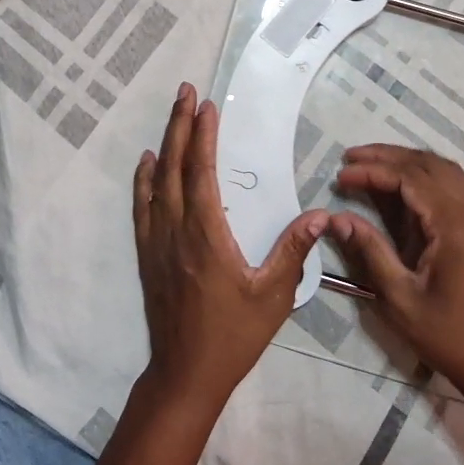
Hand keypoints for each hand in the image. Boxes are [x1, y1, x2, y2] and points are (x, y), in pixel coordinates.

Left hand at [132, 83, 328, 407]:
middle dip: (180, 125)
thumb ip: (293, 251)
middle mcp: (176, 230)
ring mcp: (157, 242)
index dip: (204, 136)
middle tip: (184, 91)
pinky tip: (148, 164)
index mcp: (207, 235)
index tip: (207, 105)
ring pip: (156, 182)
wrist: (186, 373)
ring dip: (164, 144)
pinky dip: (144, 179)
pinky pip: (142, 206)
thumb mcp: (273, 295)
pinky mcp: (148, 255)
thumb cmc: (233, 335)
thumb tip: (321, 214)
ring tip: (171, 115)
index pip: (203, 172)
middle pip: (175, 166)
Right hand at [329, 145, 463, 401]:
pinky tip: (411, 187)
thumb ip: (370, 251)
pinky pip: (460, 186)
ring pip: (446, 171)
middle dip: (388, 157)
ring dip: (409, 163)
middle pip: (428, 165)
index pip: (409, 178)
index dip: (372, 171)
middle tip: (351, 158)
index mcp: (454, 224)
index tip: (341, 175)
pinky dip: (431, 176)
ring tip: (375, 166)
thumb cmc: (449, 336)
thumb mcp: (400, 298)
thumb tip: (337, 217)